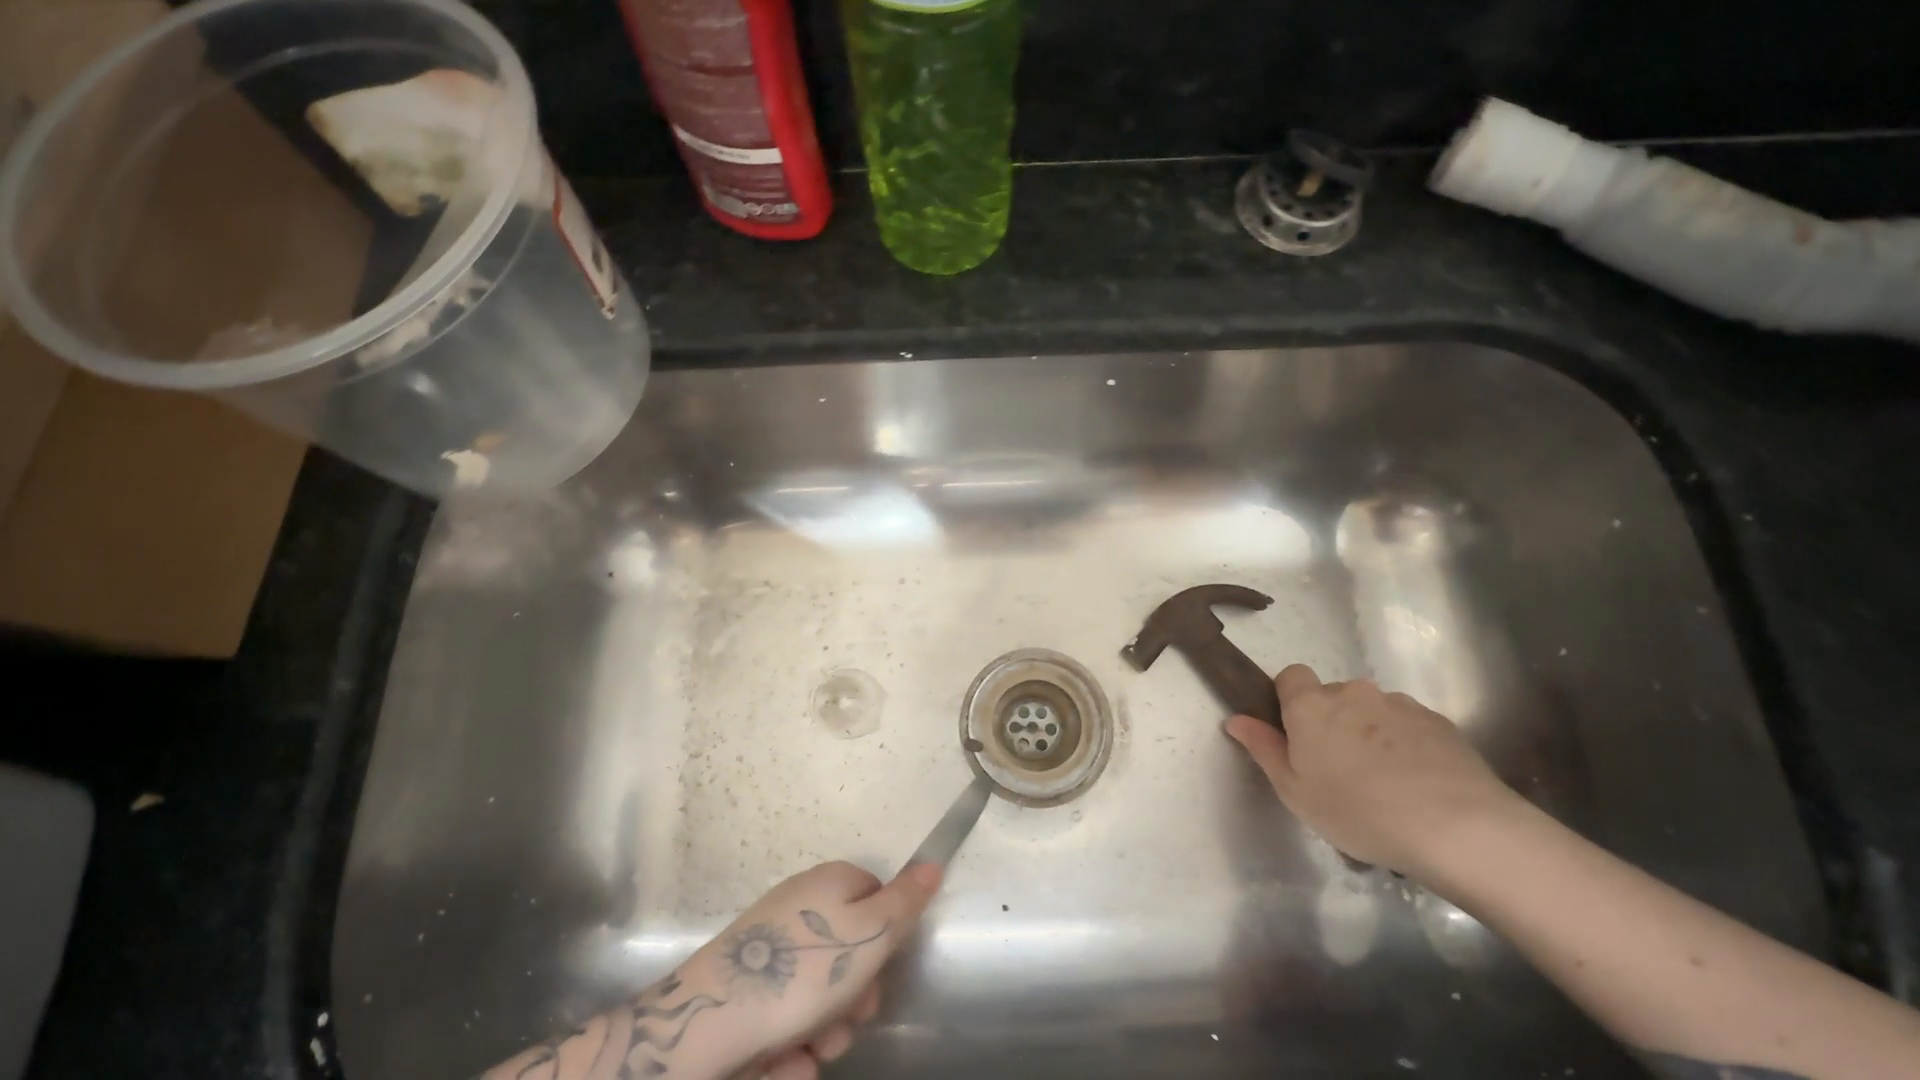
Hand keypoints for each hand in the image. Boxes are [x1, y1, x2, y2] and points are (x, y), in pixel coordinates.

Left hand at [691, 860, 941, 1078]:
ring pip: (823, 997)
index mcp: (828, 885)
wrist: (705, 1025)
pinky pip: (789, 1020)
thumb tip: (932, 862)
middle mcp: (799, 911)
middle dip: (857, 996)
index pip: (875, 895)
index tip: (886, 964)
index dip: (888, 933)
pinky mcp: (750, 995)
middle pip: (851, 952)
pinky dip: (792, 1045)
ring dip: (828, 1030)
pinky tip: (784, 1059)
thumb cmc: (800, 972)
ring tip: (812, 1046)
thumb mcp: (868, 934)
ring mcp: (772, 954)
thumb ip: (904, 903)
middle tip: (851, 1015)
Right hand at [1224, 664, 1523, 874]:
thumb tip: (1236, 719)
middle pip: (1334, 696)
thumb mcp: (1295, 792)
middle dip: (1332, 722)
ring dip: (1369, 734)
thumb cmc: (1358, 812)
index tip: (1295, 736)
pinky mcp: (1439, 722)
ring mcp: (1400, 705)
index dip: (1289, 700)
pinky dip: (1404, 746)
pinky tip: (1414, 785)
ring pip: (1373, 711)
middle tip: (1337, 770)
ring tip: (1382, 784)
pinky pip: (1408, 727)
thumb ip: (1264, 750)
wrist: (1455, 826)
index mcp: (1312, 706)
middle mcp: (1354, 694)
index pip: (1291, 676)